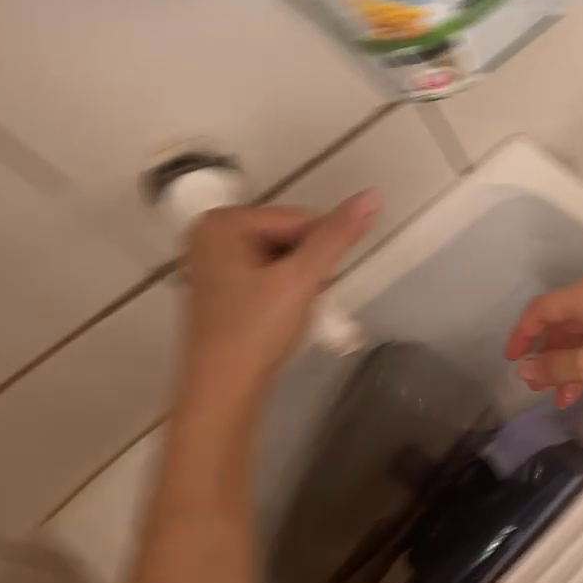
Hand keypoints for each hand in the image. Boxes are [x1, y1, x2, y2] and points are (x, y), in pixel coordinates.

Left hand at [178, 192, 377, 400]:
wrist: (224, 386)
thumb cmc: (257, 328)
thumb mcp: (302, 278)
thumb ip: (337, 236)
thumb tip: (372, 196)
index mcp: (223, 222)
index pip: (300, 220)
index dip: (321, 251)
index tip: (315, 284)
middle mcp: (210, 233)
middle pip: (290, 236)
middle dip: (309, 266)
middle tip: (304, 299)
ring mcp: (213, 261)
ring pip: (283, 256)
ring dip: (301, 280)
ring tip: (293, 309)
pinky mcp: (221, 286)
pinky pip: (268, 273)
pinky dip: (285, 290)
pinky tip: (281, 313)